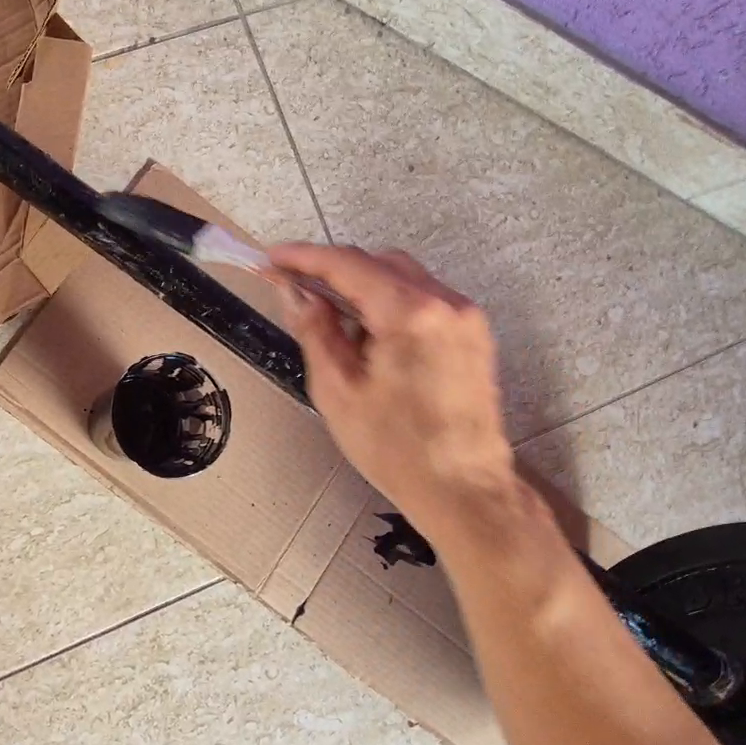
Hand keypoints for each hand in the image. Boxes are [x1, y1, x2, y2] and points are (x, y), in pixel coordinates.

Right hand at [268, 244, 516, 546]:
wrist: (462, 486)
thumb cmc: (396, 448)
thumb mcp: (337, 390)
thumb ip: (316, 331)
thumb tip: (296, 294)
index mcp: (410, 314)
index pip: (348, 264)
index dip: (304, 257)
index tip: (272, 258)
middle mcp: (445, 304)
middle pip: (379, 263)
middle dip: (333, 269)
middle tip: (293, 286)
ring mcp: (465, 318)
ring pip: (403, 278)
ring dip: (361, 286)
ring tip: (327, 317)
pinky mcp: (472, 335)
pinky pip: (423, 299)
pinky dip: (388, 303)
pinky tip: (366, 334)